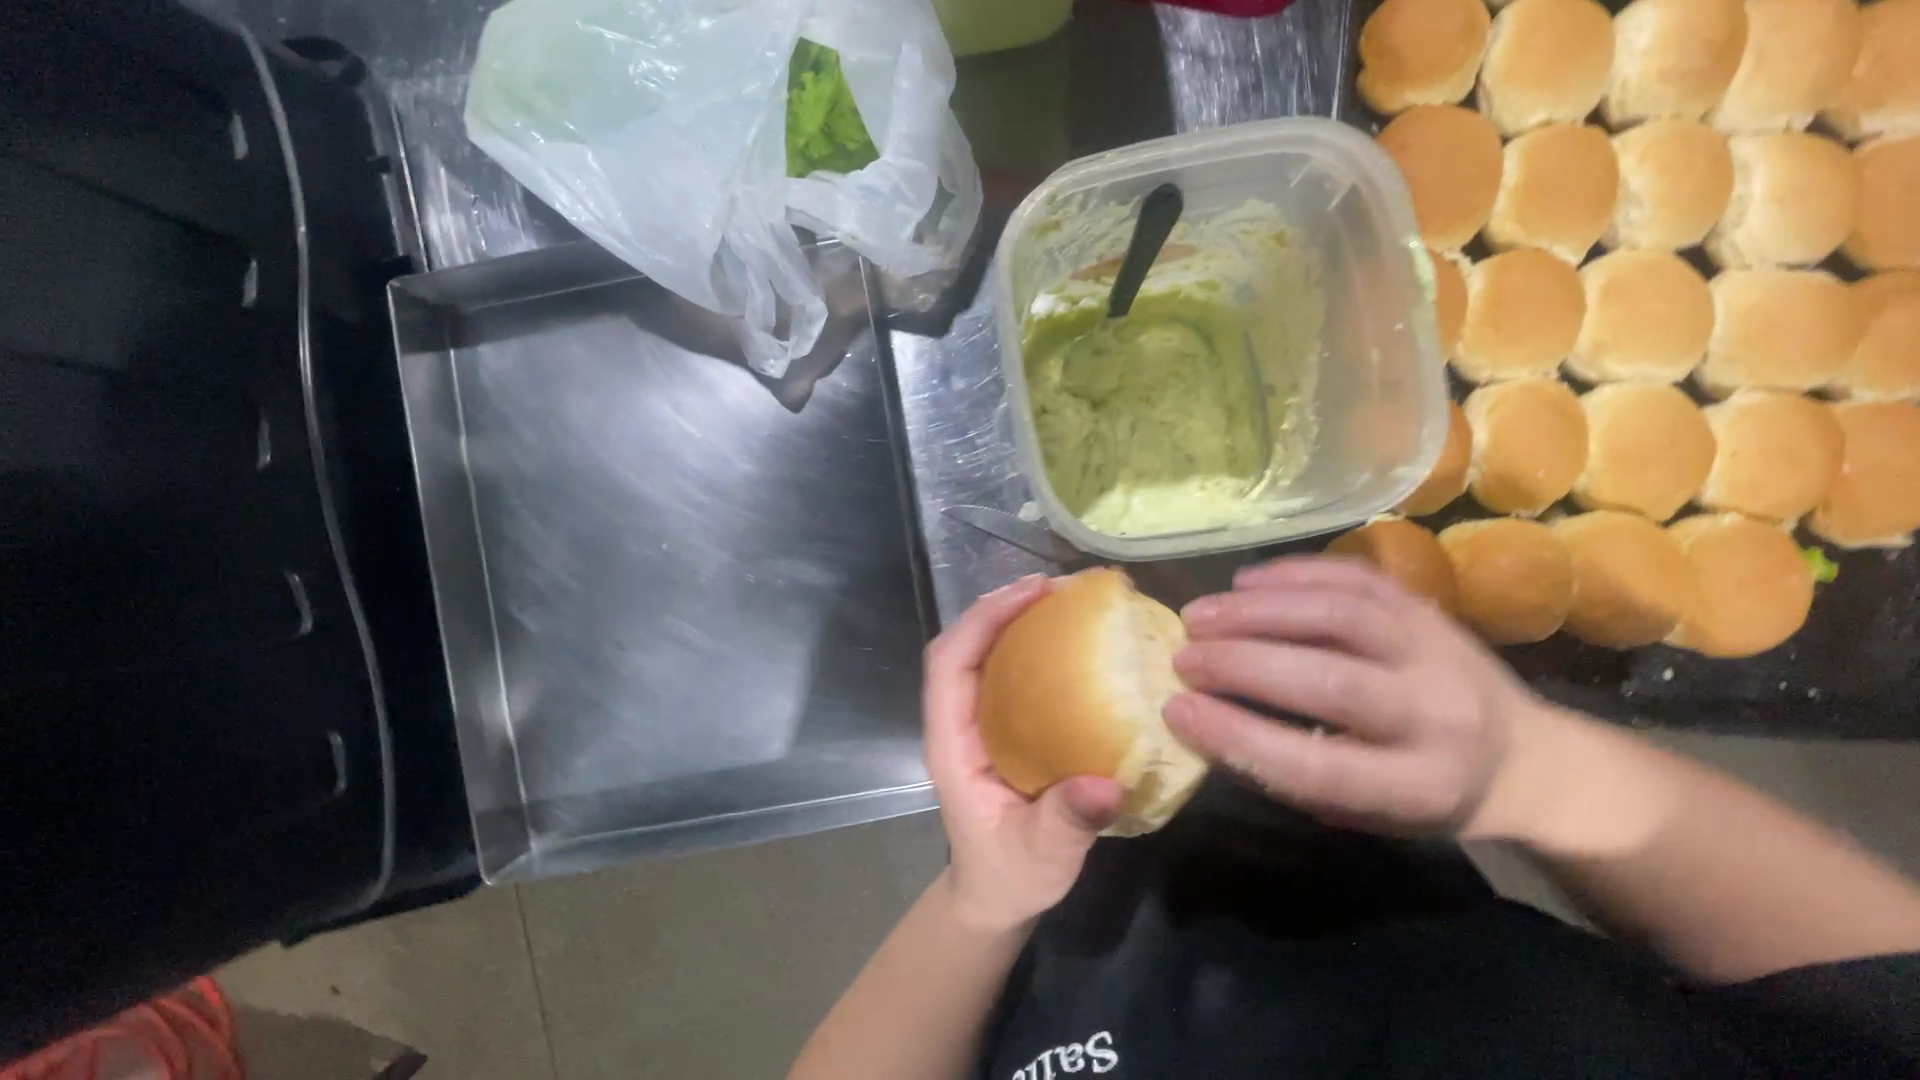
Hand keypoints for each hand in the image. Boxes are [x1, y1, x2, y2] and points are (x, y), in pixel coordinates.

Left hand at [924, 576, 1124, 932]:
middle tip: (1060, 587)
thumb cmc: (1008, 875)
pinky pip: (1011, 673)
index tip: (1032, 594)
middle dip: (1003, 608)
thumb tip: (1103, 785)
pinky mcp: (1002, 727)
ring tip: (1069, 600)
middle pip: (965, 647)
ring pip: (986, 654)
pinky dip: (1035, 647)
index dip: (982, 622)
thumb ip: (1066, 823)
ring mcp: (978, 723)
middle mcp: (958, 723)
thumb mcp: (1040, 857)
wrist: (996, 896)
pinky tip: (1074, 641)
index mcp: (951, 745)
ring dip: (1019, 620)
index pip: (948, 666)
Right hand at [1162, 557, 1548, 837]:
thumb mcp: (1364, 812)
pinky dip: (1294, 574)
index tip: (1176, 709)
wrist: (1526, 758)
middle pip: (1329, 681)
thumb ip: (1291, 772)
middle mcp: (1436, 714)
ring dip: (1259, 611)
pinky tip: (1244, 582)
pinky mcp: (1427, 607)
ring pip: (1341, 616)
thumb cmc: (1424, 796)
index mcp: (1418, 785)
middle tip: (1181, 655)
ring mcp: (1437, 650)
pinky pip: (1356, 578)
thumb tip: (1202, 716)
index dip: (1237, 735)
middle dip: (1241, 664)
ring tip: (1199, 614)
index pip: (1315, 765)